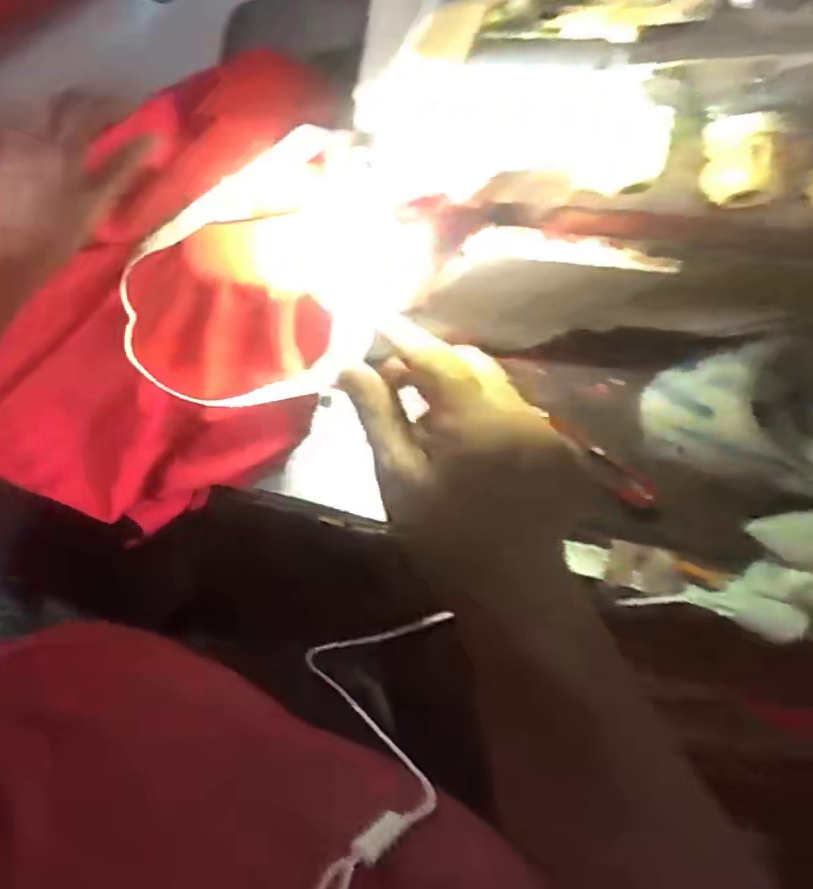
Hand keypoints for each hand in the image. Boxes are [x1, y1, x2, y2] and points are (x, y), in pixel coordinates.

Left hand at [0, 96, 148, 288]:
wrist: (9, 261)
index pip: (90, 108)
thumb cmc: (58, 236)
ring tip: (63, 134)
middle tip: (94, 116)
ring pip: (30, 119)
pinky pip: (9, 141)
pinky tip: (34, 155)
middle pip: (56, 104)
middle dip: (78, 103)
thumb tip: (153, 137)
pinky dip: (27, 139)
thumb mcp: (96, 202)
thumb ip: (123, 166)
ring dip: (50, 118)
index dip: (111, 105)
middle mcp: (32, 141)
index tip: (127, 111)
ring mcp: (7, 153)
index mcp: (63, 148)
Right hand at [339, 318, 590, 579]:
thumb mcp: (393, 470)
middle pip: (469, 361)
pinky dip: (469, 399)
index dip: (401, 336)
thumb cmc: (436, 529)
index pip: (437, 360)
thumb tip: (350, 366)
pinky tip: (444, 428)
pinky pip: (505, 402)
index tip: (369, 319)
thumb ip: (375, 411)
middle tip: (380, 378)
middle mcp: (522, 416)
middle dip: (423, 358)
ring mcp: (545, 429)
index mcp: (480, 424)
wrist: (507, 582)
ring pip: (489, 379)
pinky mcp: (552, 442)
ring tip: (409, 405)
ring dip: (446, 378)